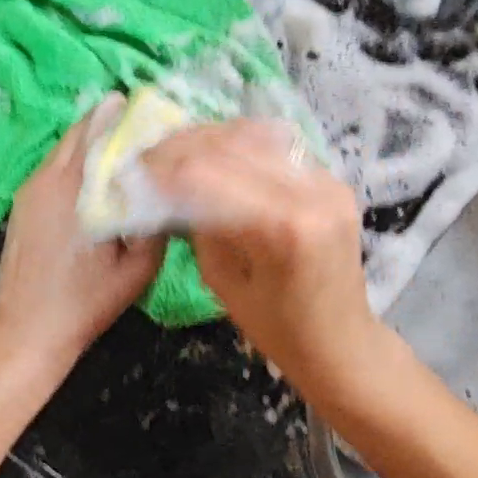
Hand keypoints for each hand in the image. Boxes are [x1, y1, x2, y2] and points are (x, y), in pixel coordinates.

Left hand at [0, 97, 167, 374]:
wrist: (26, 329)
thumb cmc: (86, 302)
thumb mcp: (138, 267)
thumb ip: (155, 222)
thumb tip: (166, 188)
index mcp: (77, 188)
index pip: (103, 131)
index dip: (130, 117)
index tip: (156, 115)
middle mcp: (48, 178)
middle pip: (80, 130)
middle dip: (111, 122)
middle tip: (143, 126)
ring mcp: (30, 189)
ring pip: (64, 147)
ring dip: (92, 140)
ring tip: (125, 148)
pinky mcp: (22, 203)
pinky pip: (53, 167)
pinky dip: (76, 160)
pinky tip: (97, 177)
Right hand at [141, 120, 388, 391]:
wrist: (340, 342)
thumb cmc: (276, 328)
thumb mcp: (221, 281)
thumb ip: (200, 226)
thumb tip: (169, 186)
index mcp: (282, 227)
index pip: (207, 172)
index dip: (165, 166)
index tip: (137, 172)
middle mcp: (311, 193)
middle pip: (231, 143)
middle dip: (182, 146)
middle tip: (151, 158)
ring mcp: (328, 182)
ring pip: (254, 135)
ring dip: (210, 139)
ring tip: (179, 152)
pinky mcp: (334, 181)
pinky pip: (277, 149)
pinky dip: (240, 147)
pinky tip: (216, 157)